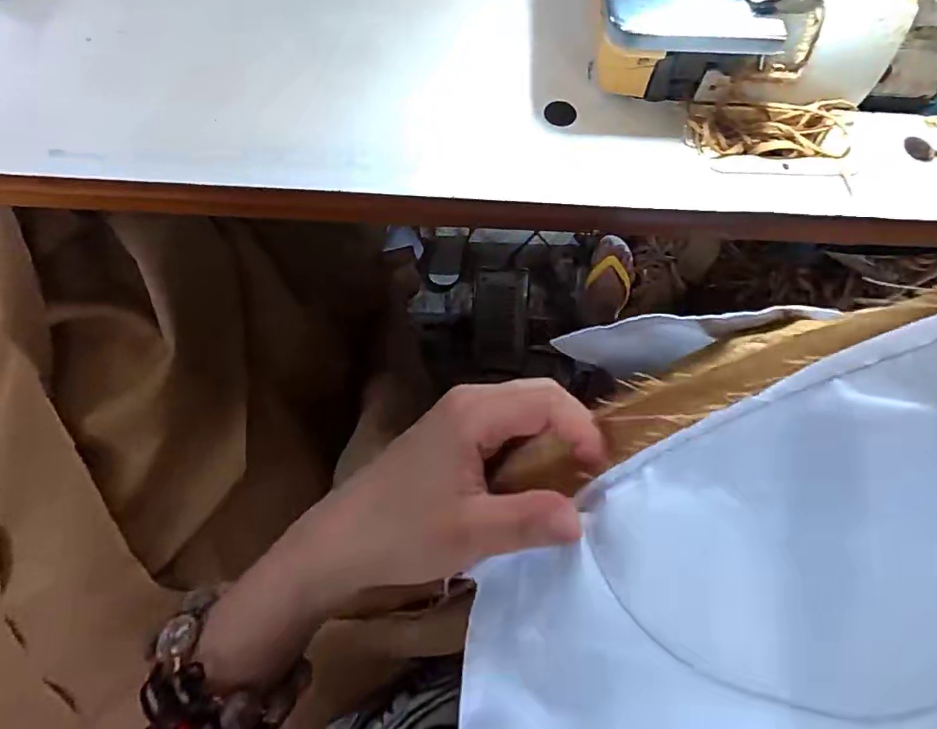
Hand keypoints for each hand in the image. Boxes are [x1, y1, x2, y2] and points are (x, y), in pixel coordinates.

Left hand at [285, 378, 608, 602]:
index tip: (599, 472)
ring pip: (524, 406)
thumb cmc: (402, 533)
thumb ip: (529, 521)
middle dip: (572, 427)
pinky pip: (507, 422)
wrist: (336, 542)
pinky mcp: (453, 429)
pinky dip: (530, 442)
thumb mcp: (470, 534)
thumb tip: (582, 519)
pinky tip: (531, 477)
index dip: (582, 430)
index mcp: (475, 411)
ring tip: (568, 476)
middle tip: (590, 473)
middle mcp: (470, 398)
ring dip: (553, 435)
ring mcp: (459, 411)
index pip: (548, 400)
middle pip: (539, 394)